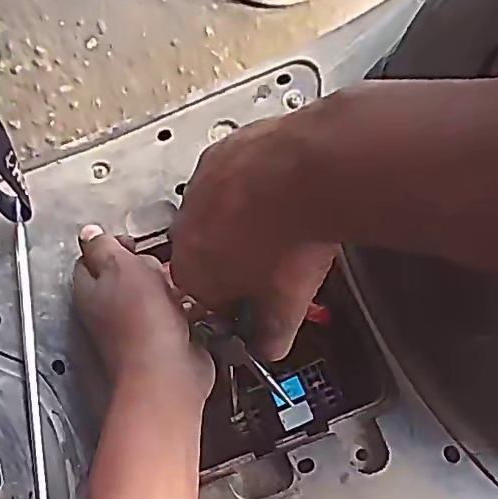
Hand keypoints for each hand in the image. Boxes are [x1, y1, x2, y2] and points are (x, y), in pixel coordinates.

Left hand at [72, 225, 214, 404]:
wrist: (169, 373)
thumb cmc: (142, 325)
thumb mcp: (121, 267)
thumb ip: (104, 247)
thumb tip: (90, 233)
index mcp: (90, 292)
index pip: (93, 259)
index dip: (113, 246)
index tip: (134, 243)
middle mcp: (110, 313)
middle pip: (128, 277)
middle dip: (148, 269)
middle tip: (158, 270)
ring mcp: (139, 330)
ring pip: (156, 297)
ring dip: (171, 290)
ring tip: (179, 290)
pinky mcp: (165, 344)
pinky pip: (177, 318)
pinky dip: (187, 312)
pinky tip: (193, 310)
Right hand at [171, 113, 338, 361]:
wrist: (312, 174)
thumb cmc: (290, 238)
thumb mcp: (286, 307)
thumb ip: (272, 336)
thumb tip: (272, 347)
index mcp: (191, 273)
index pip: (206, 302)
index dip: (236, 307)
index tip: (257, 304)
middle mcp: (185, 227)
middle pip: (209, 257)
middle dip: (238, 265)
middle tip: (274, 268)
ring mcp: (201, 186)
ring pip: (220, 217)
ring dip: (245, 225)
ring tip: (282, 230)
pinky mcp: (223, 151)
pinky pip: (235, 180)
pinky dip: (256, 189)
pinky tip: (283, 196)